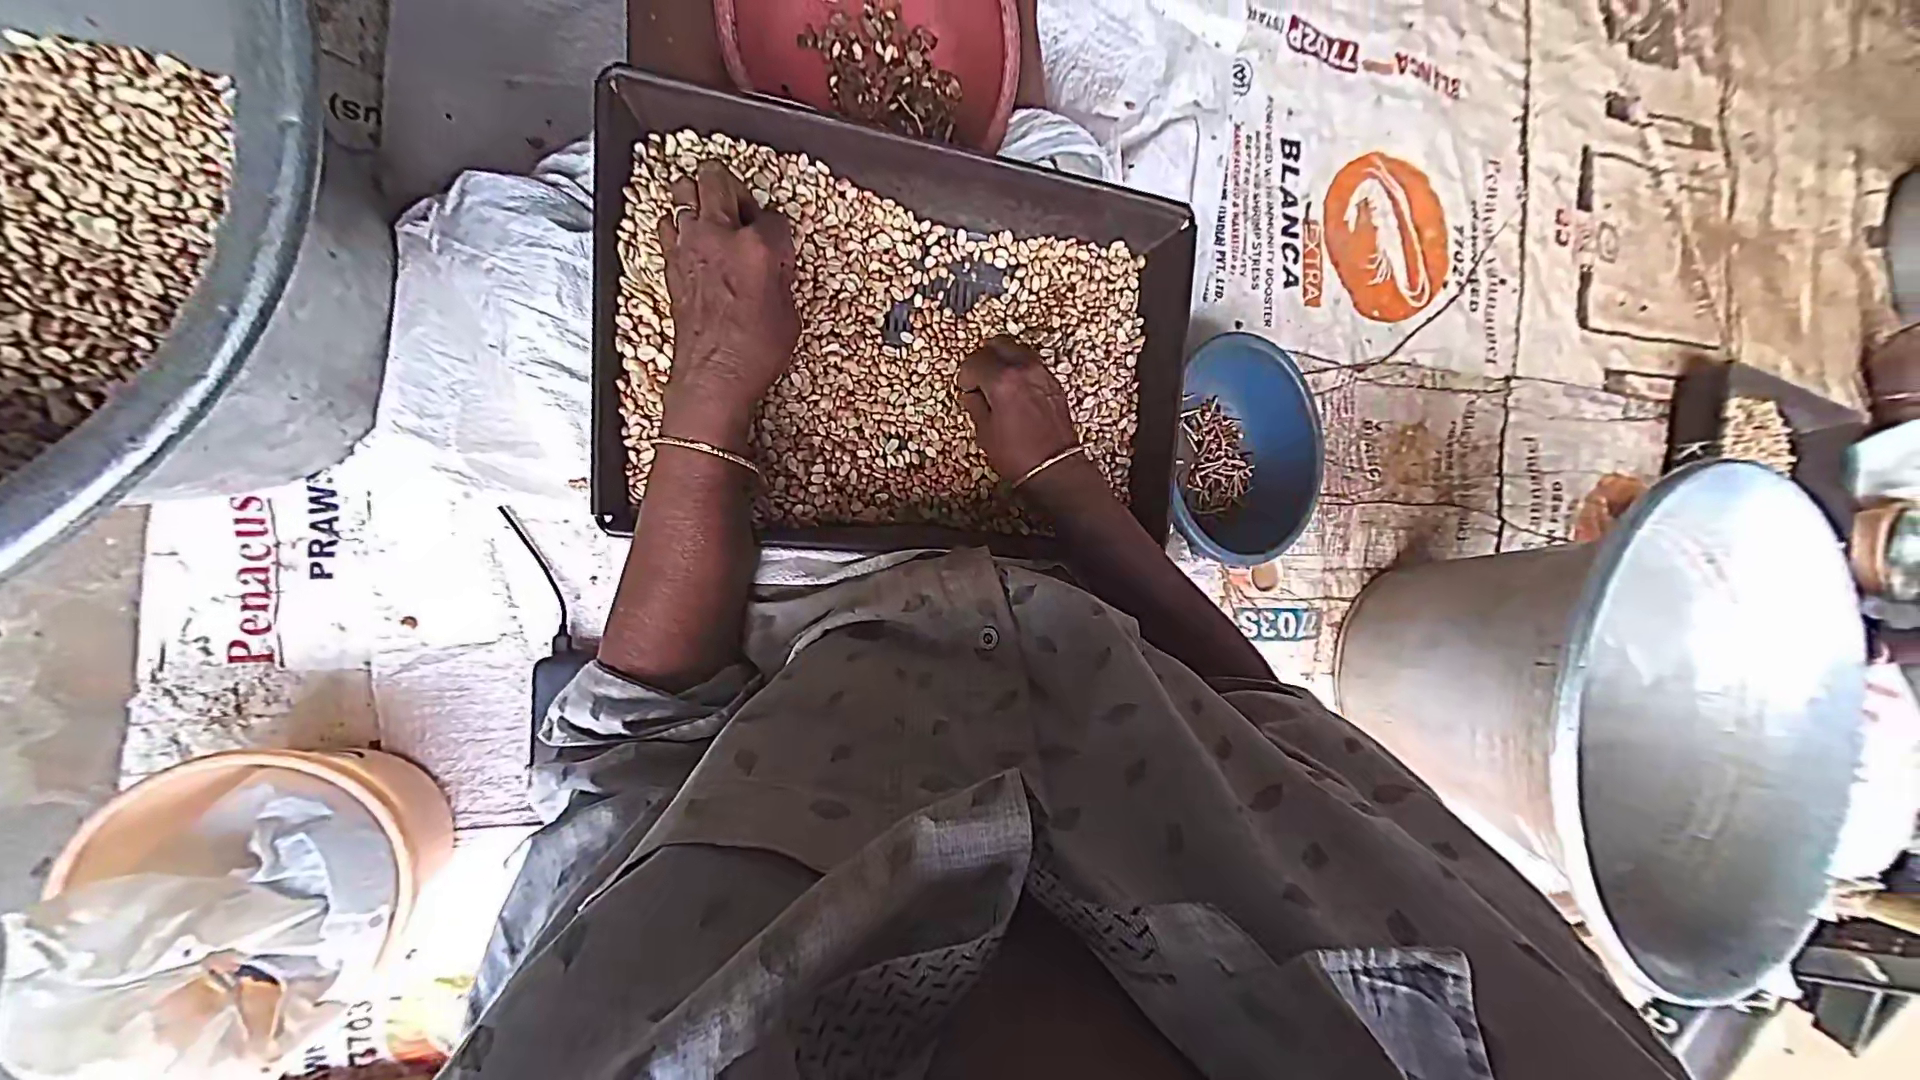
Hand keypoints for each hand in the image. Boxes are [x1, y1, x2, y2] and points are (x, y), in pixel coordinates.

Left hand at [657, 160, 798, 448]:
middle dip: (734, 189)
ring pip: (683, 189)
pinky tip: (694, 242)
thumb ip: (780, 277)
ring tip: (715, 219)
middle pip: (719, 179)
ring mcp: (689, 245)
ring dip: (700, 197)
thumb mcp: (789, 315)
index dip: (780, 231)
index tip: (780, 248)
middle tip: (744, 210)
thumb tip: (774, 265)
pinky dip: (679, 225)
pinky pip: (668, 223)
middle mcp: (719, 236)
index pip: (774, 216)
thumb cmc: (754, 352)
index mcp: (758, 247)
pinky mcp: (670, 261)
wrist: (715, 376)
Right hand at [955, 338, 1108, 507]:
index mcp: (1002, 379)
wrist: (1053, 467)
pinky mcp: (1053, 382)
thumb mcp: (985, 431)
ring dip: (1002, 361)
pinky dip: (1019, 369)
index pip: (975, 361)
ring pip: (1016, 349)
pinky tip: (1014, 392)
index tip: (965, 389)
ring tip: (996, 386)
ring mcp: (1042, 373)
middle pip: (997, 344)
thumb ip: (975, 404)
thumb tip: (971, 393)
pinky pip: (1031, 363)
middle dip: (983, 359)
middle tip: (978, 381)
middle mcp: (1024, 368)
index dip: (965, 376)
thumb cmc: (1018, 455)